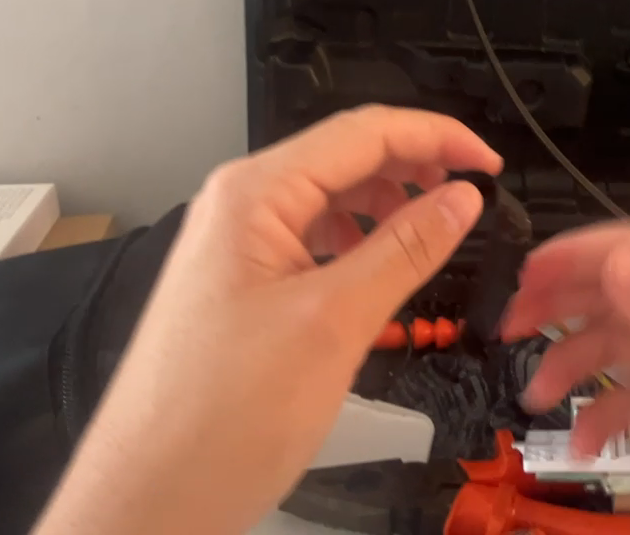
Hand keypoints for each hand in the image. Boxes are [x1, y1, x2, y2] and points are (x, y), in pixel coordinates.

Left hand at [35, 105, 500, 534]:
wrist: (141, 510)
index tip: (488, 163)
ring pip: (332, 194)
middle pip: (347, 155)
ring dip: (388, 202)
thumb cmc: (223, 421)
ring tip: (432, 230)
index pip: (364, 132)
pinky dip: (359, 237)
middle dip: (415, 167)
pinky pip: (313, 232)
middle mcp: (241, 201)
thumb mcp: (334, 323)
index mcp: (255, 192)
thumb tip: (463, 197)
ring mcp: (238, 239)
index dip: (436, 138)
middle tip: (470, 197)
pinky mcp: (243, 277)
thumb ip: (405, 249)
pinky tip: (380, 264)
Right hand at [502, 223, 629, 534]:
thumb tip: (614, 262)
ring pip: (612, 347)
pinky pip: (626, 403)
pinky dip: (598, 417)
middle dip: (560, 303)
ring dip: (570, 363)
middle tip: (510, 324)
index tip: (526, 273)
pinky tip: (582, 442)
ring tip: (533, 394)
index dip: (577, 256)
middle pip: (614, 294)